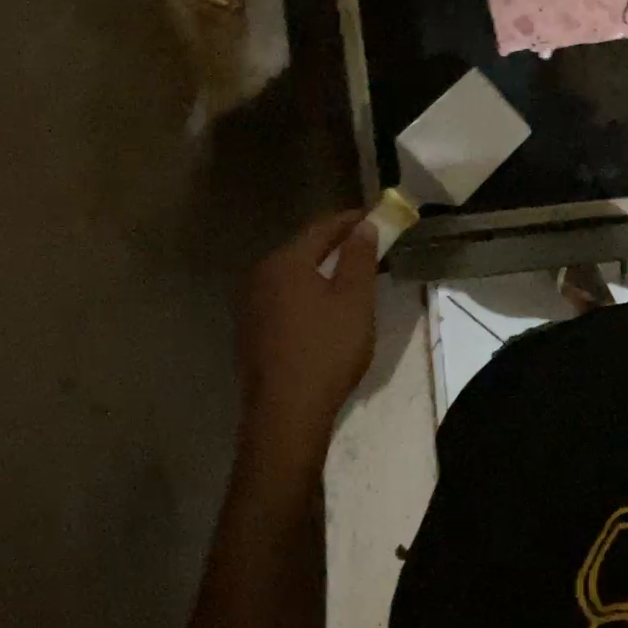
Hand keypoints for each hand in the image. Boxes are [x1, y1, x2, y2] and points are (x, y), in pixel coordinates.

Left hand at [236, 211, 377, 468]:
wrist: (286, 411)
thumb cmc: (327, 349)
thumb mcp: (355, 300)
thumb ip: (359, 258)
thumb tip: (362, 227)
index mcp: (285, 263)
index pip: (322, 228)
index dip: (351, 220)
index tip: (376, 216)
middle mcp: (260, 277)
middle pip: (303, 250)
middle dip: (336, 244)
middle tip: (368, 245)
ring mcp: (251, 307)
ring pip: (292, 276)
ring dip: (321, 271)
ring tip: (351, 276)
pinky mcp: (252, 333)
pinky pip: (284, 299)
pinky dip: (308, 294)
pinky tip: (325, 310)